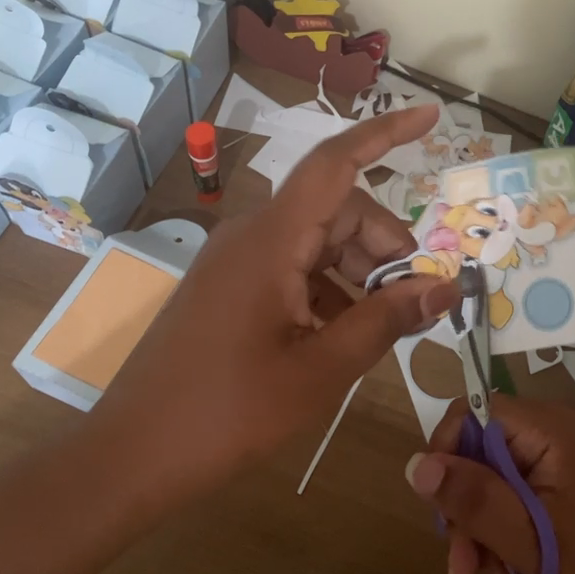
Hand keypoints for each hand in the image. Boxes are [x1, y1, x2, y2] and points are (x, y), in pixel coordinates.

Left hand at [87, 104, 459, 511]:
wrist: (130, 457)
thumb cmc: (227, 413)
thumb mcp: (321, 370)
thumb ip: (386, 320)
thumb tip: (444, 287)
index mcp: (271, 241)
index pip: (335, 163)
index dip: (386, 134)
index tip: (431, 116)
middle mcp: (252, 235)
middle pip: (337, 209)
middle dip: (385, 244)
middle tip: (416, 299)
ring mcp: (237, 260)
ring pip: (318, 239)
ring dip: (360, 270)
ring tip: (384, 323)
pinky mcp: (230, 286)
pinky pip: (294, 265)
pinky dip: (330, 287)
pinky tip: (344, 333)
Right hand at [407, 396, 574, 573]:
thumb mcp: (522, 540)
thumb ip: (473, 498)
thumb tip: (415, 463)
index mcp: (550, 430)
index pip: (476, 411)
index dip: (448, 451)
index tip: (439, 504)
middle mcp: (548, 431)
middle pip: (475, 447)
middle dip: (461, 505)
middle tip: (461, 561)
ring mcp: (547, 458)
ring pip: (481, 475)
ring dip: (471, 527)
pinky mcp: (544, 482)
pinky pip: (498, 493)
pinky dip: (488, 531)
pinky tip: (494, 572)